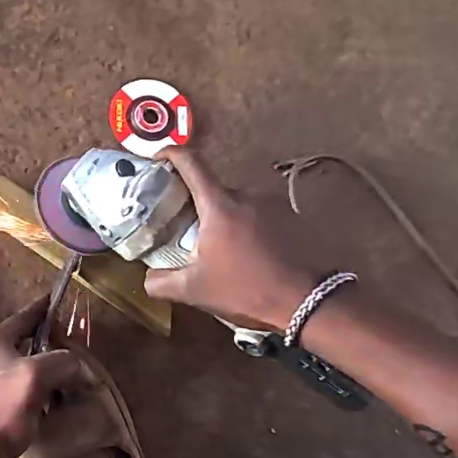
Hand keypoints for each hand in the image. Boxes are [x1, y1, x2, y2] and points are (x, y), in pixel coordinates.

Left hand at [0, 296, 82, 457]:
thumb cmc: (3, 410)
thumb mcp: (36, 377)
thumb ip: (61, 361)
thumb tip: (73, 364)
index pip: (24, 317)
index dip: (43, 308)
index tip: (57, 299)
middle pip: (24, 340)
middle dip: (49, 345)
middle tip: (72, 349)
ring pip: (22, 363)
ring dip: (44, 370)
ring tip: (65, 379)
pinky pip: (17, 382)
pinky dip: (34, 386)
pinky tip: (47, 400)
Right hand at [144, 147, 320, 329]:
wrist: (311, 304)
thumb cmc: (246, 290)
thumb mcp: (194, 291)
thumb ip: (161, 282)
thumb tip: (147, 278)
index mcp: (219, 205)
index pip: (191, 163)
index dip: (171, 154)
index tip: (159, 158)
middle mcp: (247, 195)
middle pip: (213, 190)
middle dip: (199, 207)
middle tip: (190, 233)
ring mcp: (274, 204)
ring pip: (237, 204)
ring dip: (226, 220)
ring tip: (224, 251)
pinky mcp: (294, 217)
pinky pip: (260, 215)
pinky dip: (249, 228)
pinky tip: (251, 256)